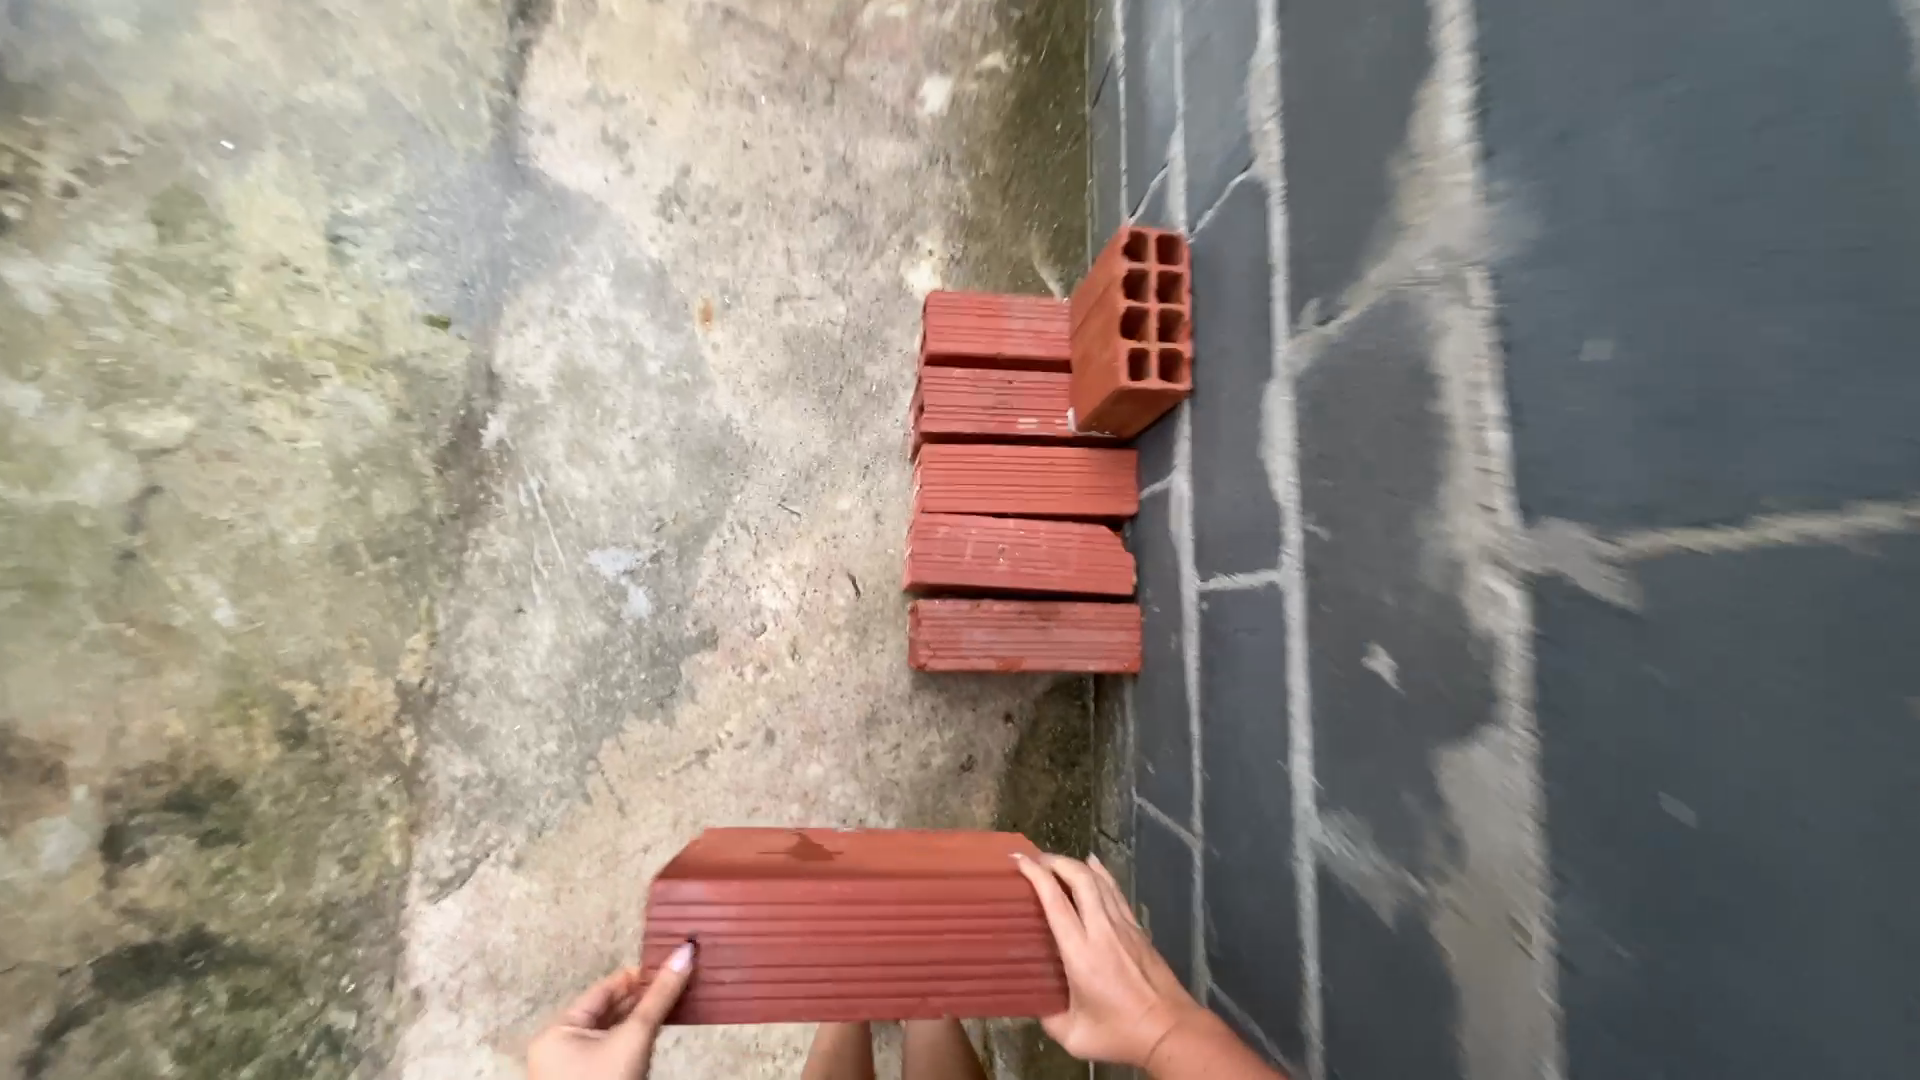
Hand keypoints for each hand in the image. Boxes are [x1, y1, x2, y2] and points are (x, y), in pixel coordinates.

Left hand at [528, 942, 694, 1079]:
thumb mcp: (636, 1037)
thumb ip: (660, 995)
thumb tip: (686, 951)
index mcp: (558, 1030)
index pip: (605, 989)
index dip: (639, 975)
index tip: (672, 965)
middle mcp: (559, 1047)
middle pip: (609, 1009)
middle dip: (644, 997)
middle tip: (678, 982)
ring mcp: (572, 1070)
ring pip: (613, 1031)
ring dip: (642, 1018)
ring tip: (674, 1003)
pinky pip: (613, 1051)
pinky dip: (635, 1041)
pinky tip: (657, 1034)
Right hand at [1014, 853, 1207, 1067]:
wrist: (1171, 1031)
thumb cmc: (1121, 1033)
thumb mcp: (1075, 1038)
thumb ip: (1049, 1018)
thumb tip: (1034, 1001)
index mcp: (1080, 952)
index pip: (1055, 901)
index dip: (1036, 874)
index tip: (1019, 860)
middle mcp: (1101, 929)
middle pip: (1079, 878)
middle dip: (1055, 861)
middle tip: (1035, 859)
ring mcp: (1122, 925)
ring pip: (1099, 880)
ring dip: (1075, 864)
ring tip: (1056, 861)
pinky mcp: (1137, 927)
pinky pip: (1115, 890)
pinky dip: (1100, 872)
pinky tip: (1092, 863)